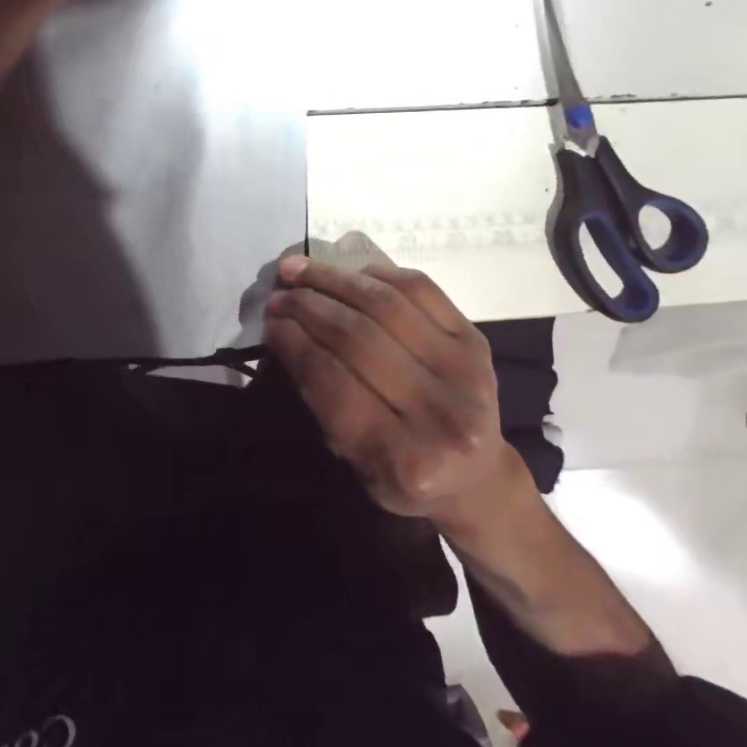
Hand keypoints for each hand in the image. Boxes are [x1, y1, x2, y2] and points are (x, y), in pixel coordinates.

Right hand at [264, 253, 531, 528]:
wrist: (476, 476)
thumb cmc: (401, 474)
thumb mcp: (351, 459)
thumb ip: (318, 399)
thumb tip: (281, 331)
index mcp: (404, 459)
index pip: (332, 383)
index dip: (293, 343)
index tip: (268, 324)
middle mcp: (441, 414)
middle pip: (358, 338)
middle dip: (307, 307)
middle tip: (277, 296)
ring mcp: (465, 371)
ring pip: (386, 305)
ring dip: (333, 281)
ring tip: (299, 271)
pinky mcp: (477, 340)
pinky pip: (421, 290)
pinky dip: (376, 274)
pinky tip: (346, 273)